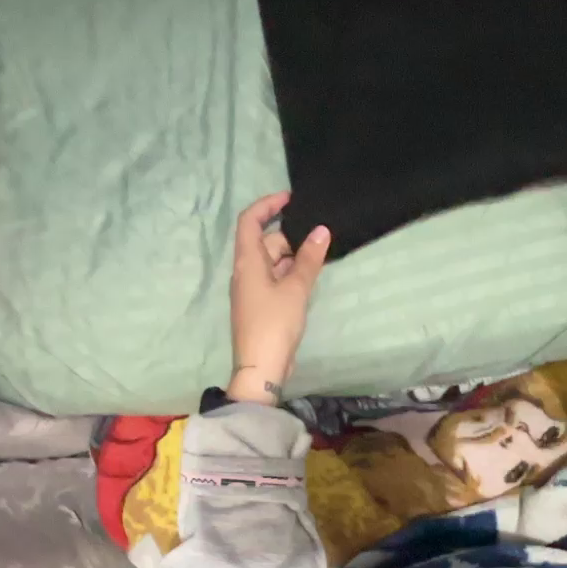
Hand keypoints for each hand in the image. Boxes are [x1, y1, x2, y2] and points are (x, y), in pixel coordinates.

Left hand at [228, 192, 329, 404]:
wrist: (261, 367)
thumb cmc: (275, 324)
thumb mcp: (296, 289)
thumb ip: (309, 259)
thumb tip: (321, 231)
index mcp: (247, 262)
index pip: (250, 221)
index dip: (267, 205)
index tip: (290, 199)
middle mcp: (245, 272)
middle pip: (265, 242)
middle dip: (290, 236)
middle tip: (317, 238)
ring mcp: (252, 291)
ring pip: (272, 263)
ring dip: (293, 258)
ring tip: (319, 258)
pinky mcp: (261, 307)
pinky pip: (275, 281)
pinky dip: (290, 275)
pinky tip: (309, 279)